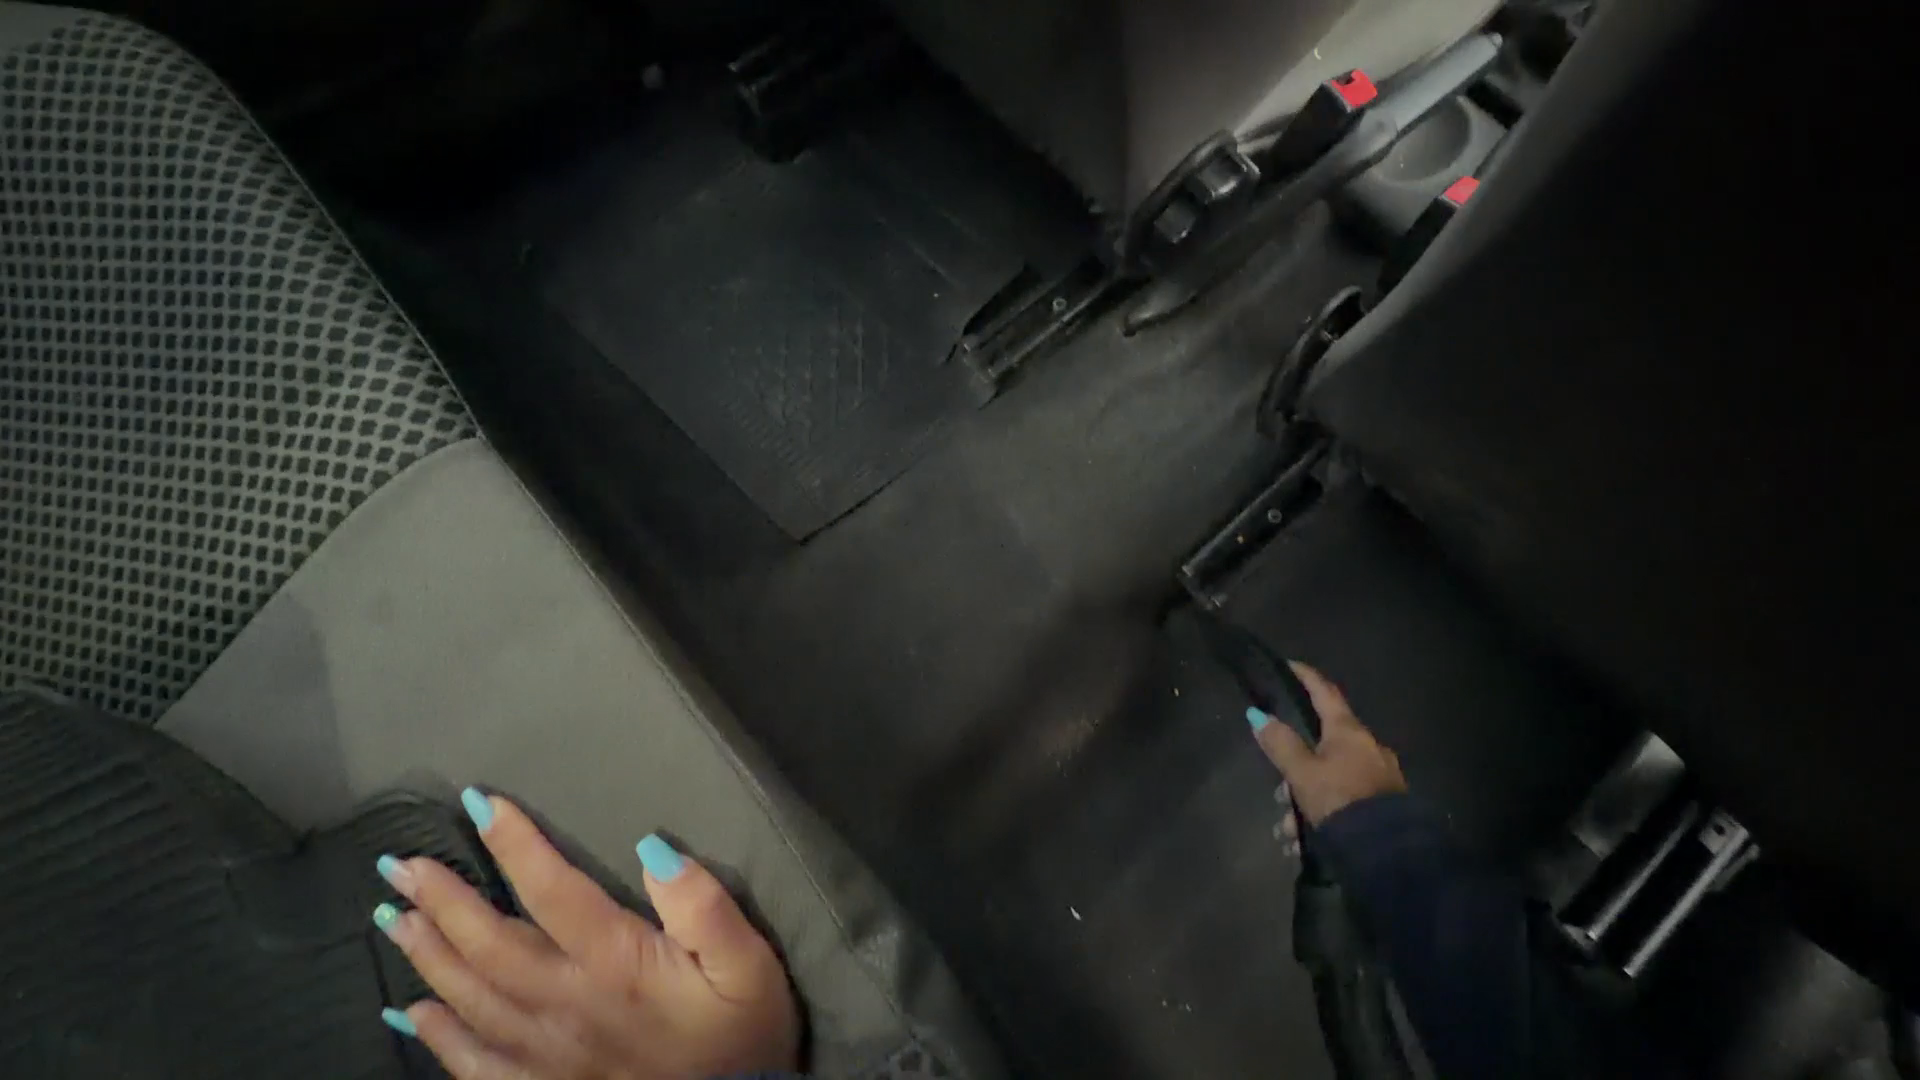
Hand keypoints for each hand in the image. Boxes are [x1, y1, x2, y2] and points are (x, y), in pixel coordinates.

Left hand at [372, 790, 800, 1078]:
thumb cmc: (743, 1028)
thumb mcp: (747, 960)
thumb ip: (704, 905)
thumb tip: (653, 849)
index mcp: (616, 965)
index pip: (554, 892)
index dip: (515, 845)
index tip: (479, 802)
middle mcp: (567, 1006)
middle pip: (491, 945)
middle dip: (444, 899)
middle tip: (400, 863)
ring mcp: (545, 1055)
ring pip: (469, 998)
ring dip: (427, 953)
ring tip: (392, 913)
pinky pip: (471, 1064)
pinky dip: (434, 1036)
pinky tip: (406, 1012)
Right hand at [1250, 662, 1406, 827]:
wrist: (1390, 852)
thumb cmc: (1341, 800)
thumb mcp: (1301, 772)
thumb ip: (1280, 743)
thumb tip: (1257, 714)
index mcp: (1348, 731)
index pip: (1324, 692)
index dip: (1305, 676)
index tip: (1289, 664)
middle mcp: (1368, 746)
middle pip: (1322, 742)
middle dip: (1295, 765)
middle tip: (1279, 789)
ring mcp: (1379, 775)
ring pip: (1330, 776)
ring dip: (1305, 797)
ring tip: (1289, 829)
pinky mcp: (1385, 803)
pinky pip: (1344, 798)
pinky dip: (1323, 813)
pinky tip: (1305, 839)